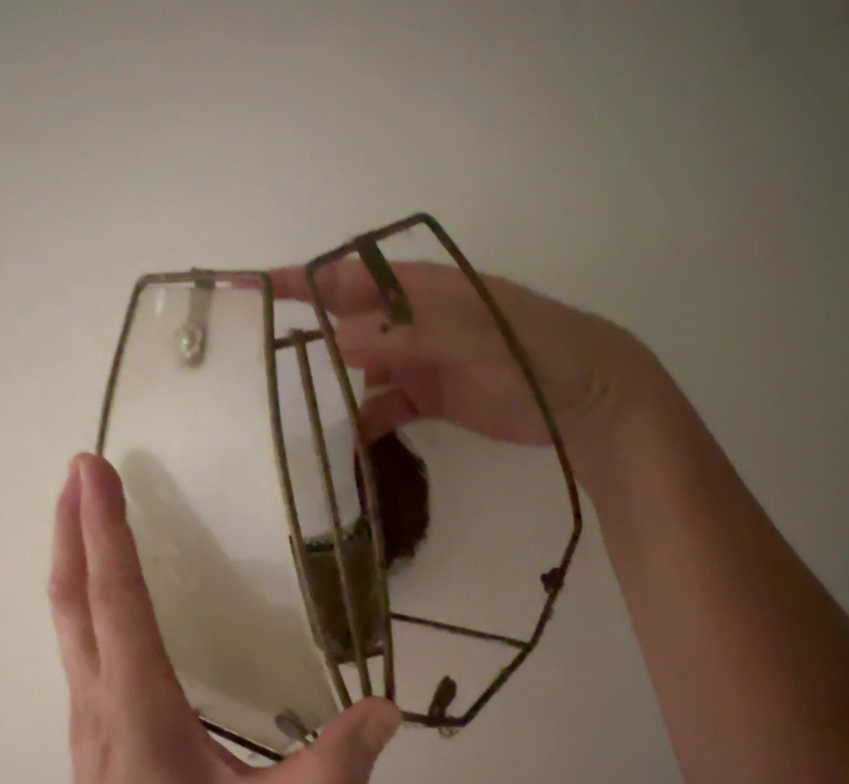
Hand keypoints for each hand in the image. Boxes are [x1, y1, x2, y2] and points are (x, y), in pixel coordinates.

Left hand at [44, 454, 401, 783]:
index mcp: (138, 701)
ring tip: (80, 511)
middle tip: (78, 469)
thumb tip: (385, 712)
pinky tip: (101, 595)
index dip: (107, 532)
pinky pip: (79, 641)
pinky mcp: (92, 725)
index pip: (119, 600)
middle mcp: (102, 692)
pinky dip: (82, 596)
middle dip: (73, 527)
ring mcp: (88, 709)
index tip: (94, 470)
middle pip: (73, 596)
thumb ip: (326, 776)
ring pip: (68, 618)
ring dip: (71, 558)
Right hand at [270, 260, 656, 448]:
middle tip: (264, 359)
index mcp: (425, 290)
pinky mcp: (433, 398)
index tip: (260, 287)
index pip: (355, 277)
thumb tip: (339, 339)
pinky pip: (387, 406)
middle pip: (351, 321)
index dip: (309, 280)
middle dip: (311, 334)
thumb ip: (413, 333)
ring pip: (364, 368)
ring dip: (336, 384)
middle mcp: (416, 321)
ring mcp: (423, 360)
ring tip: (299, 407)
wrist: (588, 399)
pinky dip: (368, 420)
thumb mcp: (478, 334)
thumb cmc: (537, 350)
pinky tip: (352, 440)